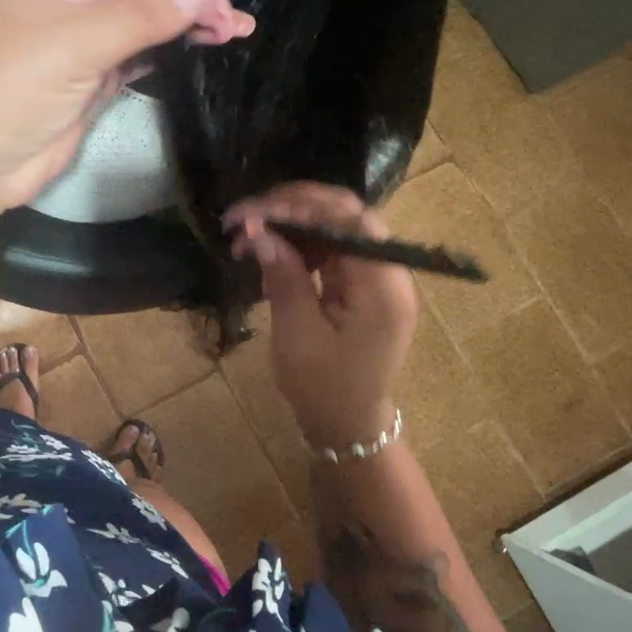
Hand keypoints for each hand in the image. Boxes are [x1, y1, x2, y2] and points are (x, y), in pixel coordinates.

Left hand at [0, 0, 253, 209]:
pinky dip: (172, 51)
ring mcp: (81, 43)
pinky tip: (207, 50)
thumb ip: (146, 13)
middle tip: (229, 8)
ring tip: (234, 29)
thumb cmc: (7, 86)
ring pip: (144, 18)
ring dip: (186, 19)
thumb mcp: (77, 42)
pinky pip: (141, 55)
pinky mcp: (92, 82)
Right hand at [225, 183, 418, 446]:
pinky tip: (266, 249)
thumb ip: (284, 278)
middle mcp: (388, 272)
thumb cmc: (323, 387)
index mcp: (382, 287)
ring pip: (334, 226)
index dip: (301, 207)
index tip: (255, 215)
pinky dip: (297, 242)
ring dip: (289, 222)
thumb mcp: (298, 335)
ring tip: (244, 234)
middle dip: (292, 206)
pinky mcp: (360, 283)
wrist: (347, 424)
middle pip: (345, 215)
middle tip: (243, 216)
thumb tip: (259, 232)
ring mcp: (376, 276)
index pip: (349, 222)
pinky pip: (330, 247)